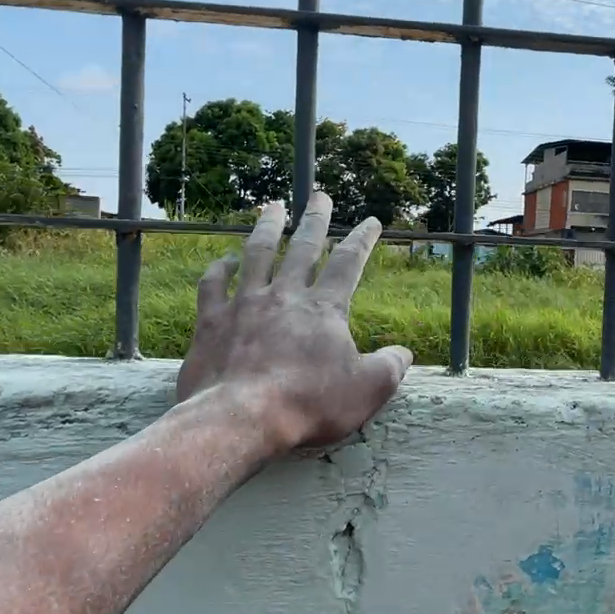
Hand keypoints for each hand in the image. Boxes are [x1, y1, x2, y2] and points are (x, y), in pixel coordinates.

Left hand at [175, 192, 413, 451]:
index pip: (349, 263)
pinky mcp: (211, 323)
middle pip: (302, 247)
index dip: (363, 239)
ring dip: (266, 227)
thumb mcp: (368, 390)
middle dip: (314, 219)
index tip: (372, 221)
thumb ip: (390, 367)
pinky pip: (212, 285)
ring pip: (256, 254)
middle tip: (320, 195)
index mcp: (324, 309)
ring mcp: (244, 305)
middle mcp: (284, 296)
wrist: (241, 418)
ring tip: (271, 207)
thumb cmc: (309, 405)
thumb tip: (403, 353)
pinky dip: (218, 269)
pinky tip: (223, 260)